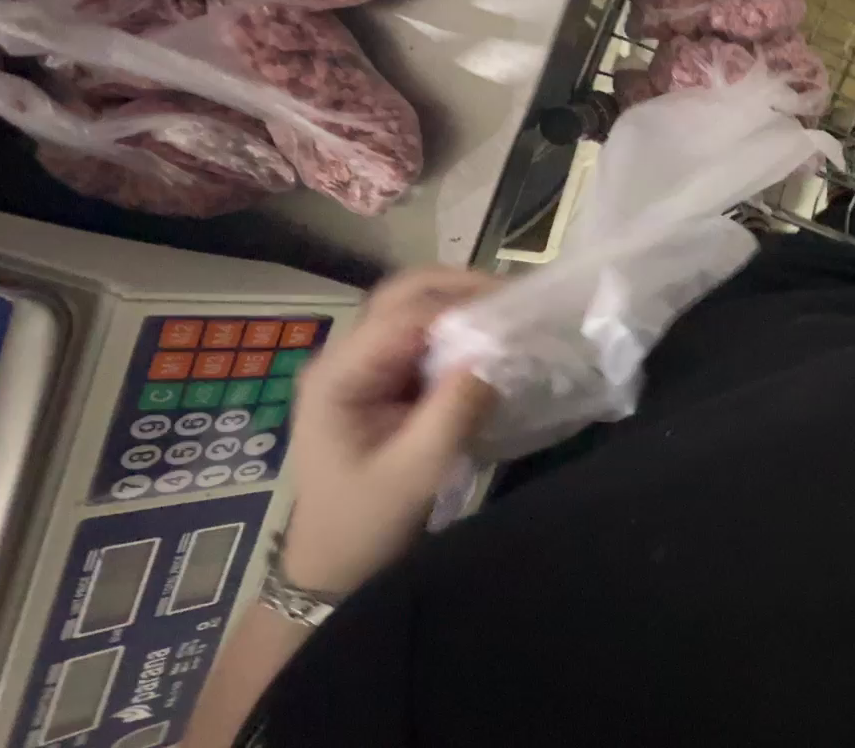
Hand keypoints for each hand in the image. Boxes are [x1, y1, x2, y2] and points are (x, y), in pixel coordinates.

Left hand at [282, 268, 499, 593]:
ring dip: (465, 303)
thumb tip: (498, 351)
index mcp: (339, 375)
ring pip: (416, 307)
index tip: (518, 311)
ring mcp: (365, 366)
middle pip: (405, 294)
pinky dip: (463, 327)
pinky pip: (426, 335)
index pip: (404, 315)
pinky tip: (495, 339)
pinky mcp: (386, 379)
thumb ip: (455, 408)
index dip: (462, 305)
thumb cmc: (368, 521)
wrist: (334, 566)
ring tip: (515, 314)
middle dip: (463, 287)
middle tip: (520, 300)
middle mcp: (346, 357)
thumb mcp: (417, 470)